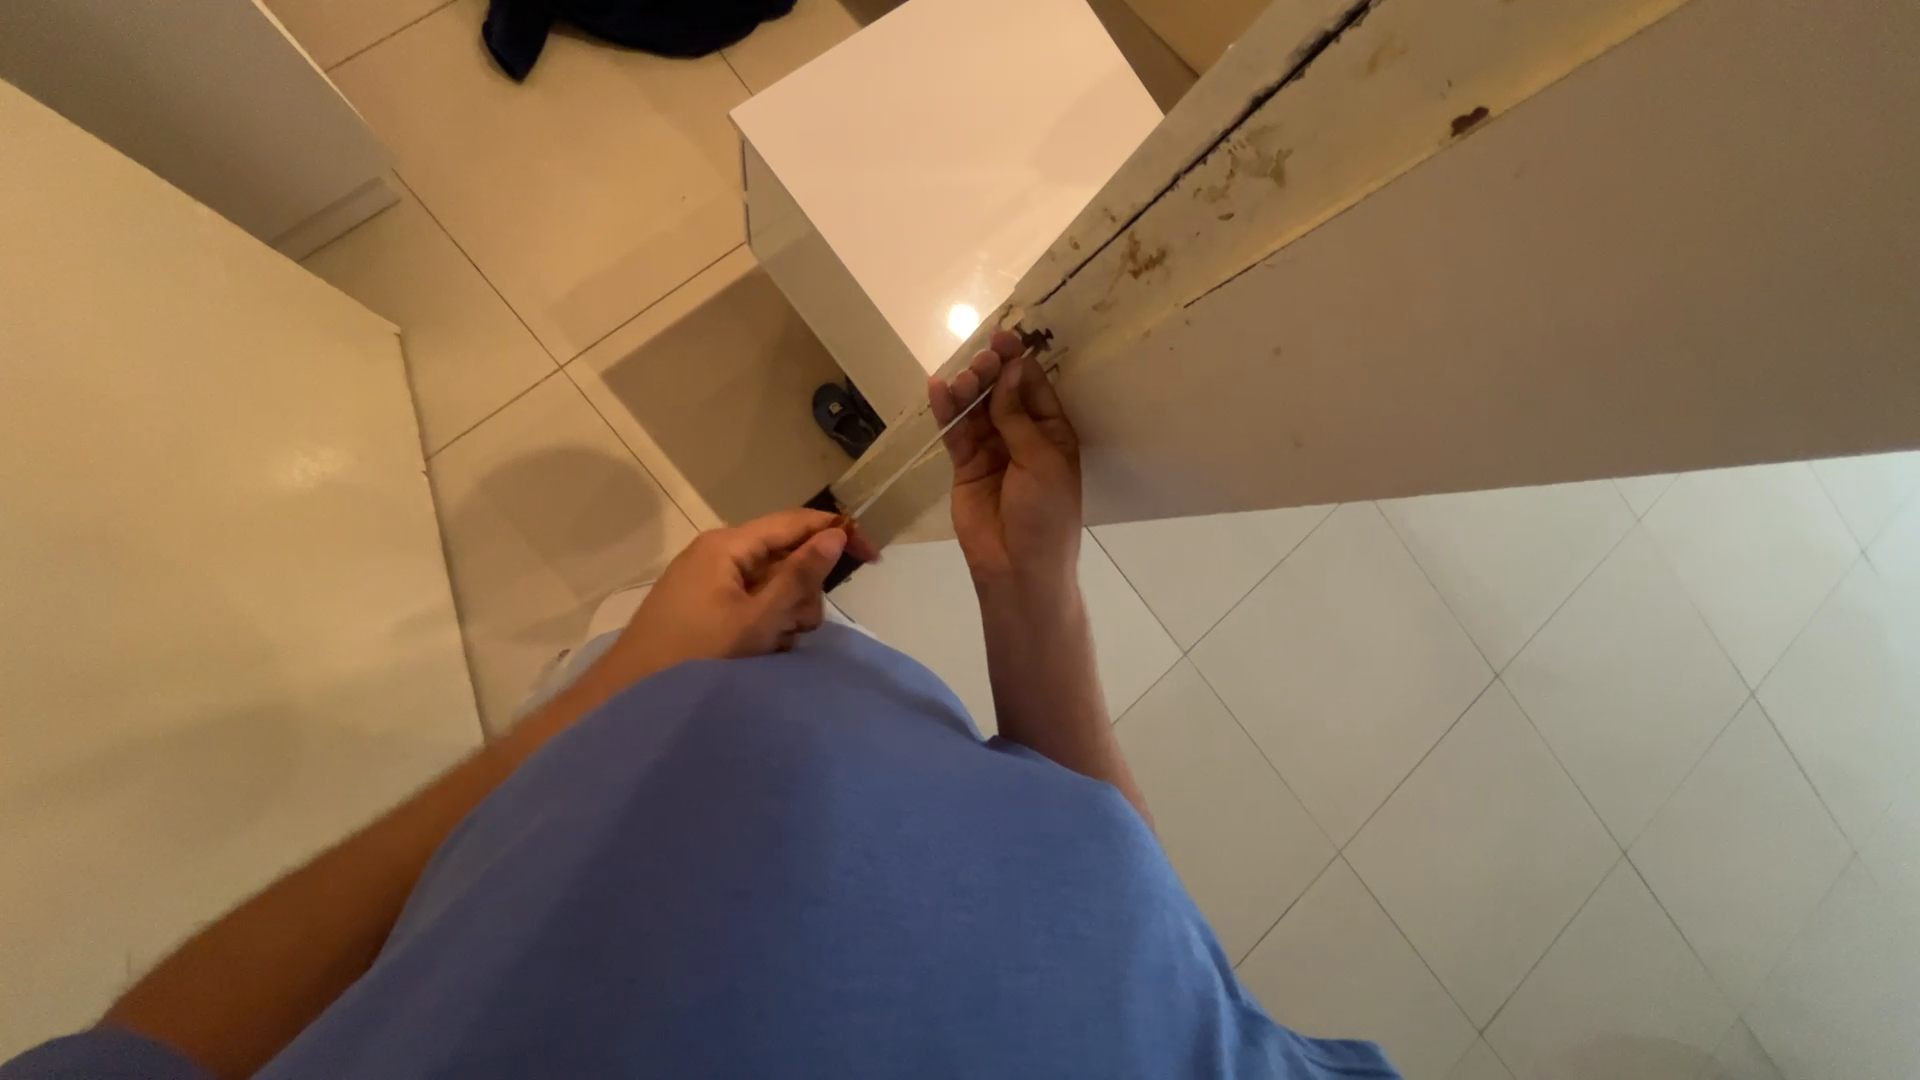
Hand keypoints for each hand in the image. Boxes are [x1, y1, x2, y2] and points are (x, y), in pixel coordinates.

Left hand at [590, 510, 877, 688]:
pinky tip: (759, 649)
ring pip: (773, 583)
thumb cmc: (697, 655)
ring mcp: (711, 580)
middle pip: (786, 556)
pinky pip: (753, 602)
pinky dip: (766, 623)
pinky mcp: (705, 605)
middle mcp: (720, 553)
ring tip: (772, 644)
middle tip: (794, 626)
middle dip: (802, 591)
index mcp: (728, 545)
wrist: (628, 696)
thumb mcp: (758, 618)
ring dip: (786, 613)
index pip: (796, 522)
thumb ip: (799, 576)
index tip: (872, 557)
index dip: (837, 534)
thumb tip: (835, 535)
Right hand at [928, 329, 1081, 593]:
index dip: (1019, 363)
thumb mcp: (1041, 461)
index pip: (1034, 388)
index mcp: (1052, 434)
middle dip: (992, 373)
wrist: (1018, 568)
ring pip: (977, 410)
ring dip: (969, 391)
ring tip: (961, 379)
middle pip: (1003, 393)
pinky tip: (938, 390)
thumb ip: (1019, 416)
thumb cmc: (1044, 515)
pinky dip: (947, 412)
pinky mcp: (965, 466)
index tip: (1004, 338)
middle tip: (981, 360)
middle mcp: (1022, 437)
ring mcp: (992, 451)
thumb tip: (1010, 370)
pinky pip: (955, 433)